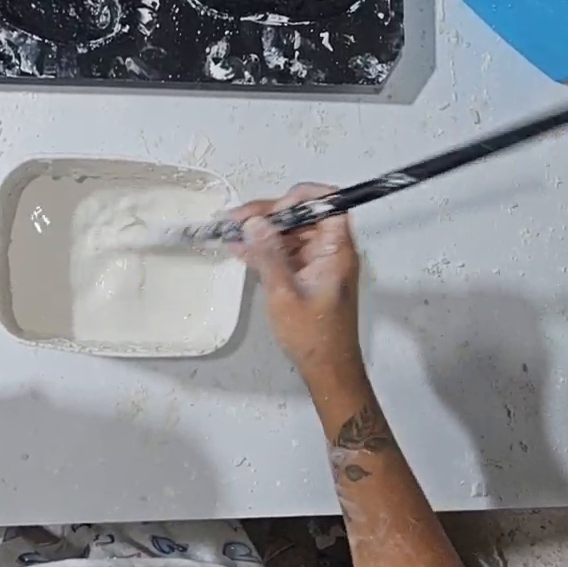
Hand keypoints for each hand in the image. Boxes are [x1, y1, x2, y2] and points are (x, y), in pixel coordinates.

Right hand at [229, 184, 365, 391]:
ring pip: (290, 233)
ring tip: (231, 232)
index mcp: (336, 250)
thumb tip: (254, 222)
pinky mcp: (306, 275)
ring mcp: (318, 263)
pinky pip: (285, 252)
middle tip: (237, 219)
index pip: (328, 204)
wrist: (326, 368)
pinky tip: (239, 248)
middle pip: (303, 216)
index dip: (301, 198)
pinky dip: (264, 249)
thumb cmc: (313, 335)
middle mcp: (330, 251)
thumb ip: (268, 254)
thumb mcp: (284, 292)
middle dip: (270, 214)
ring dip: (262, 231)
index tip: (272, 208)